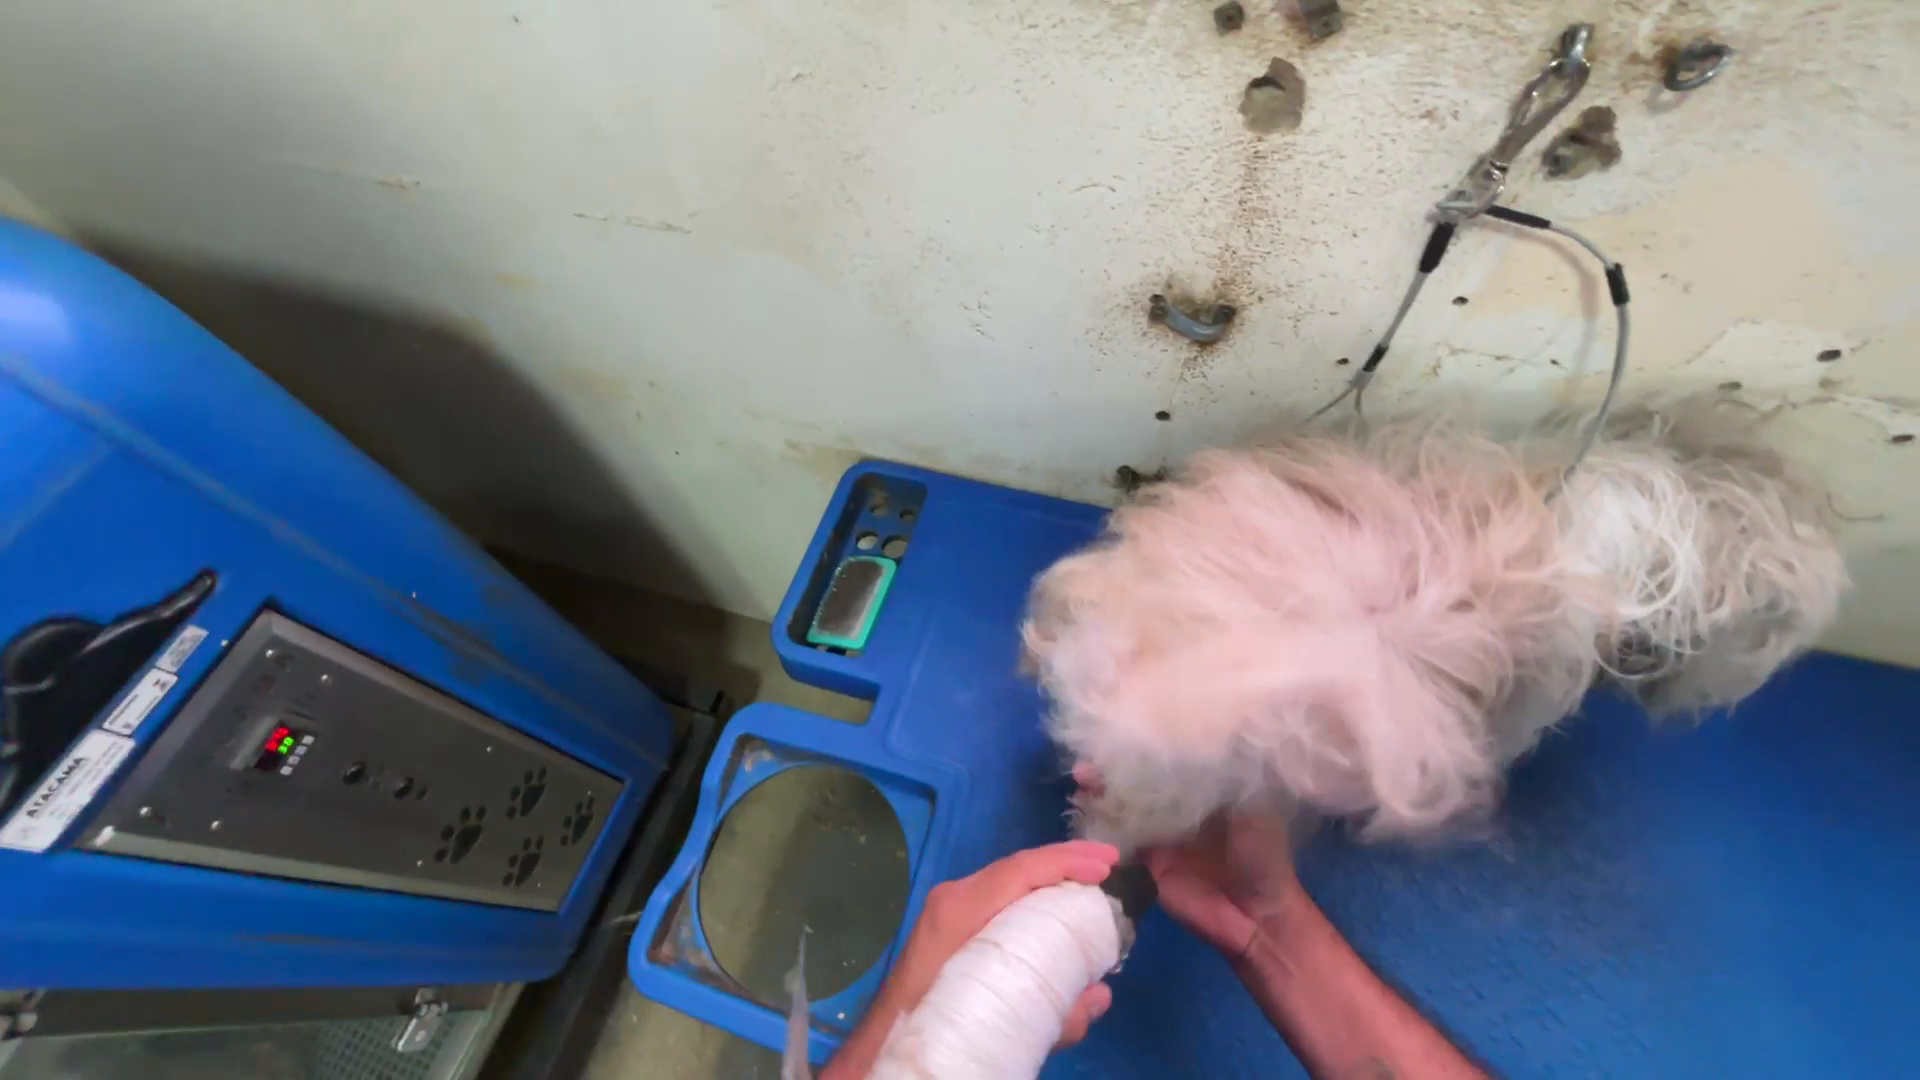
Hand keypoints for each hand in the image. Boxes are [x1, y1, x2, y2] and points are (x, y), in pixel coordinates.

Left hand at [823, 840, 1121, 1077]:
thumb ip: (1055, 1015)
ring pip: (1007, 881)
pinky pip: (996, 900)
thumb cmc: (943, 1028)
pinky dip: (1029, 898)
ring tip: (1090, 884)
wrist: (888, 1049)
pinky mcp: (947, 924)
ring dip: (1049, 879)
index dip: (1066, 861)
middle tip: (1108, 868)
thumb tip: (1100, 995)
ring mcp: (947, 908)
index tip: (1107, 865)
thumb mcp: (1002, 1025)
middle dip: (1065, 864)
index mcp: (960, 910)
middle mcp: (954, 898)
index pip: (1020, 870)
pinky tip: (1053, 910)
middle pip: (1017, 868)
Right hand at [1071, 763, 1304, 963]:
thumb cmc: (1262, 855)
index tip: (1118, 733)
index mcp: (1199, 789)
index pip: (1163, 761)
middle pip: (1135, 780)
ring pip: (1121, 805)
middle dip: (1111, 768)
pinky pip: (1118, 840)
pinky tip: (1084, 812)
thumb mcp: (1253, 808)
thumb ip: (1223, 779)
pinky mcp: (1144, 862)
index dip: (1140, 747)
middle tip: (1090, 760)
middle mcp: (1173, 807)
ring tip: (1082, 780)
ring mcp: (1156, 834)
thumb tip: (1198, 740)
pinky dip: (1100, 825)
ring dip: (1100, 792)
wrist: (1258, 916)